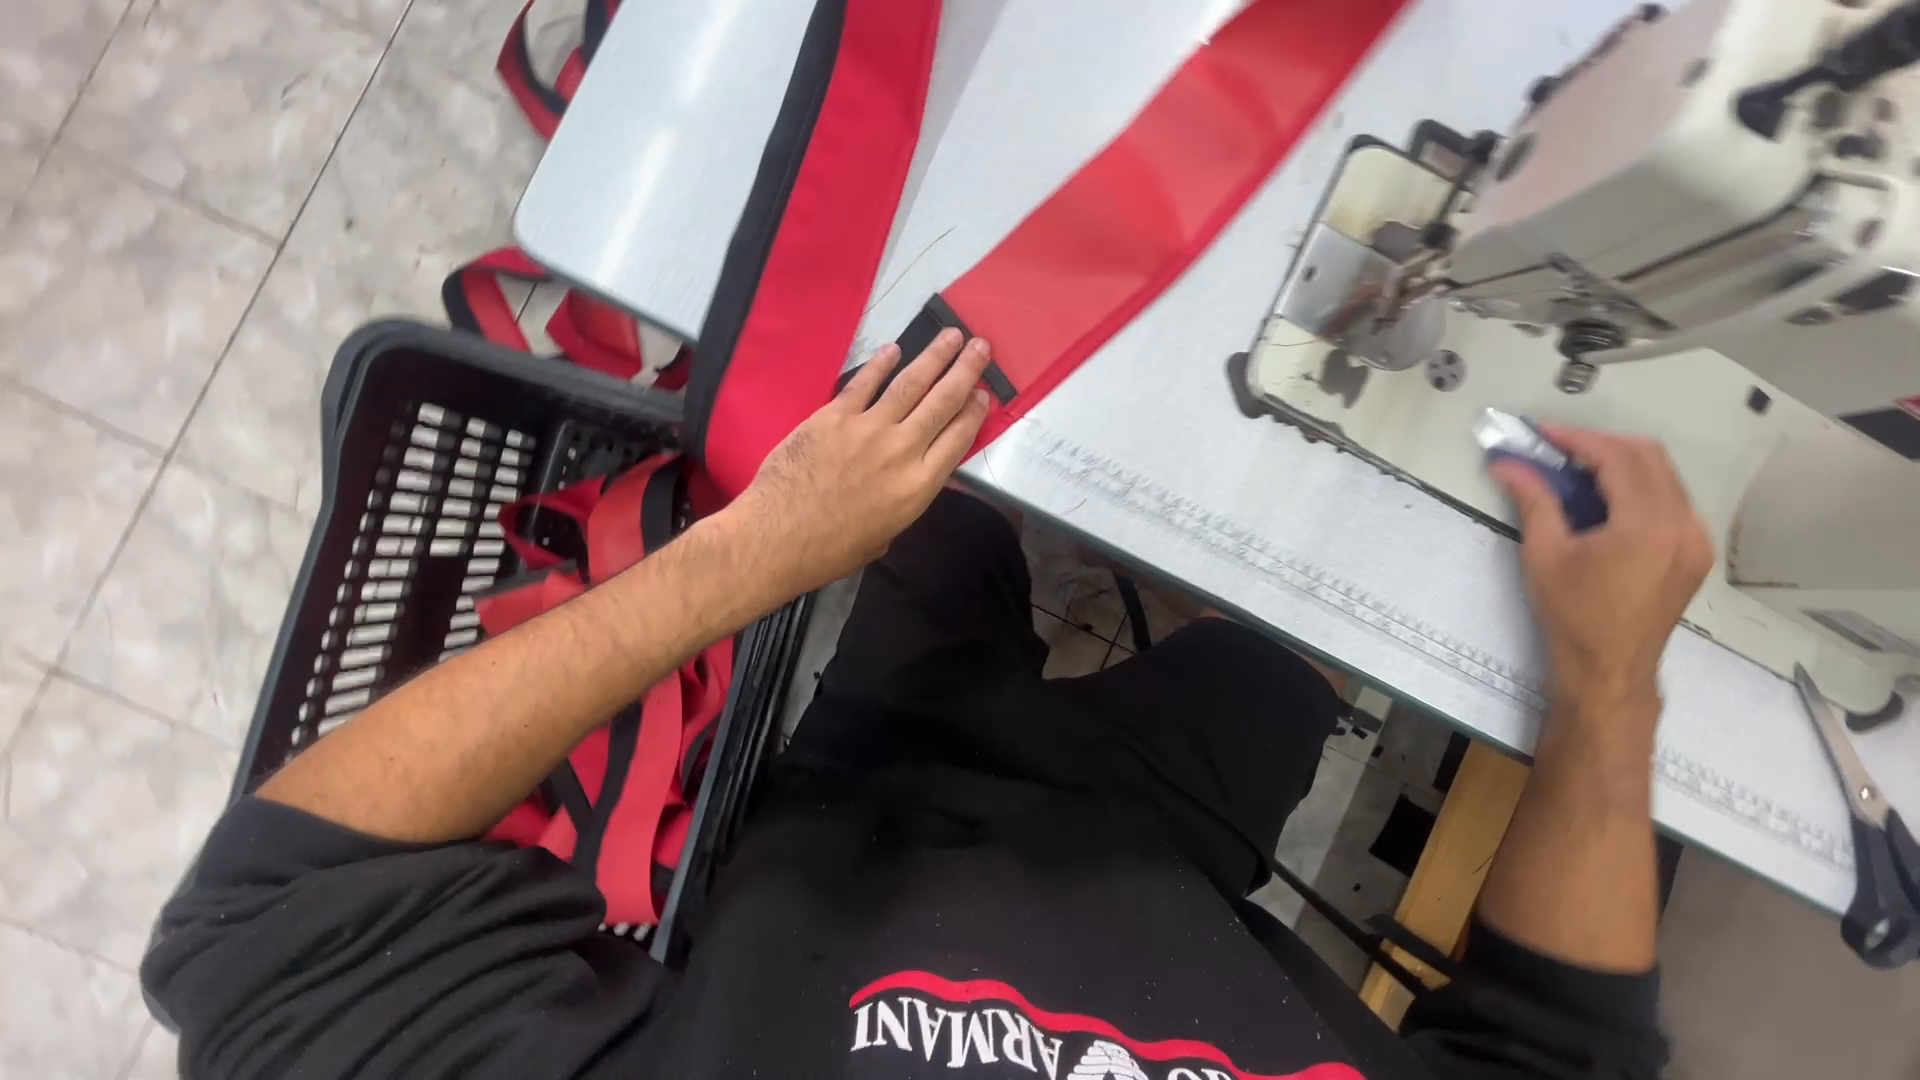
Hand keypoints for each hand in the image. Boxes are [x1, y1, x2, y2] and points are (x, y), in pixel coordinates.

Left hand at [722, 328, 992, 595]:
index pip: (958, 439)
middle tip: (981, 346)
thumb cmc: (833, 549)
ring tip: (952, 335)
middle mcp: (902, 450)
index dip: (975, 413)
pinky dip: (880, 364)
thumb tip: (911, 479)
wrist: (781, 536)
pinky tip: (894, 350)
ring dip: (933, 357)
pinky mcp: (834, 416)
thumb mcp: (887, 534)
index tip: (985, 394)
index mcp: (918, 485)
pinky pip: (863, 384)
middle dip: (965, 372)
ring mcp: (868, 429)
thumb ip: (905, 499)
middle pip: (942, 402)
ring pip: (910, 384)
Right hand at [1490, 425, 1712, 722]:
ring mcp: (1695, 537)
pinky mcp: (1694, 551)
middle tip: (1554, 447)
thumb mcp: (1543, 554)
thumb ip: (1533, 501)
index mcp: (1647, 523)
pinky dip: (1637, 487)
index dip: (1577, 438)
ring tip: (1573, 469)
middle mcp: (1683, 523)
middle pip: (1648, 457)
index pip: (1618, 457)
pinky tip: (1603, 500)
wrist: (1608, 665)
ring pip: (1664, 476)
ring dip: (1620, 463)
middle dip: (1600, 443)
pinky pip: (1671, 500)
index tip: (1540, 432)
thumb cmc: (1571, 613)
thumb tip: (1507, 465)